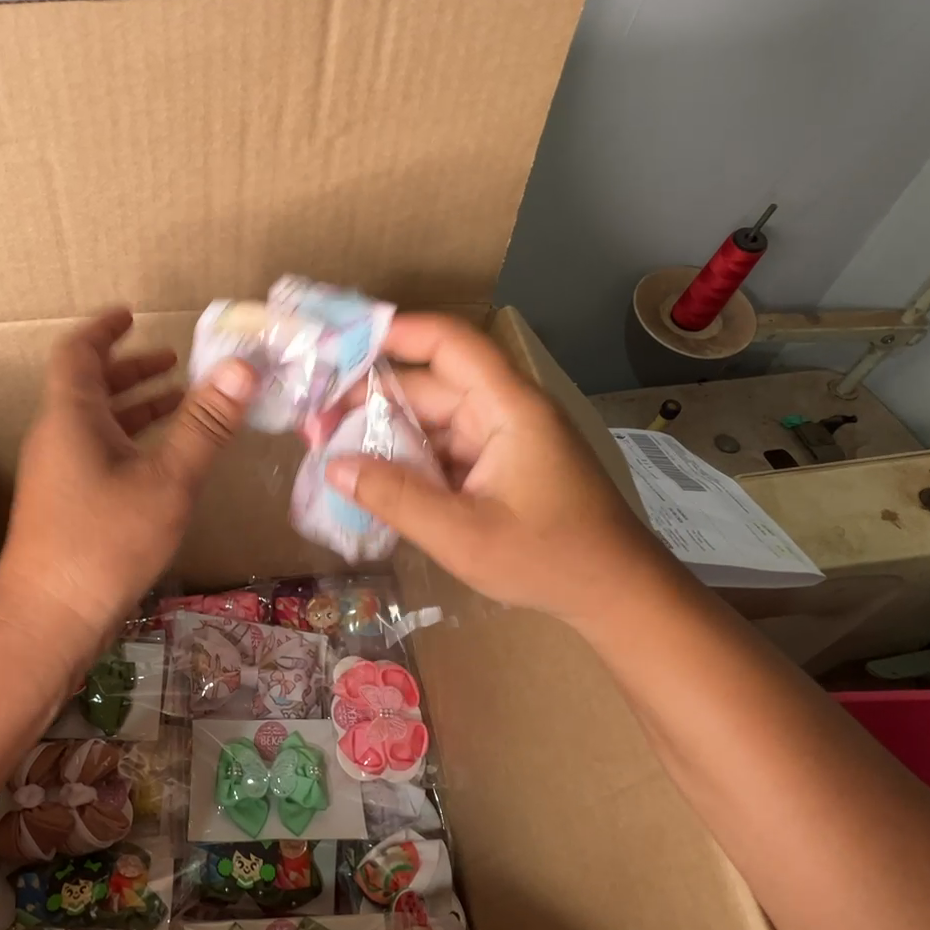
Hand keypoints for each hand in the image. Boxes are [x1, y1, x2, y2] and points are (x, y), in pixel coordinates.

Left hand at [0, 308, 254, 660]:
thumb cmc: (104, 542)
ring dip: (135, 408)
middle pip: (89, 387)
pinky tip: (164, 463)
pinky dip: (132, 443)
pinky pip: (100, 455)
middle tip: (173, 361)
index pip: (79, 353)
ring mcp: (58, 475)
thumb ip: (204, 425)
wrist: (48, 618)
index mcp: (71, 417)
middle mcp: (58, 438)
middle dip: (131, 369)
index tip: (132, 314)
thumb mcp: (166, 480)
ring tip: (180, 403)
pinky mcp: (67, 507)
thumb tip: (241, 367)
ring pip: (97, 424)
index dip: (105, 329)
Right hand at [324, 314, 669, 621]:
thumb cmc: (549, 559)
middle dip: (369, 399)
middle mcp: (502, 413)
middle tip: (313, 422)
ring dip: (383, 434)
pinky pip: (441, 452)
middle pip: (428, 386)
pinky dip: (406, 461)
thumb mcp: (463, 535)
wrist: (616, 595)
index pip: (450, 344)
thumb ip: (394, 498)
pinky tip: (368, 479)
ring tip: (329, 450)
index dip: (397, 334)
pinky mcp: (496, 469)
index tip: (341, 344)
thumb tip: (333, 466)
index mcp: (508, 408)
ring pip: (430, 422)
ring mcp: (500, 441)